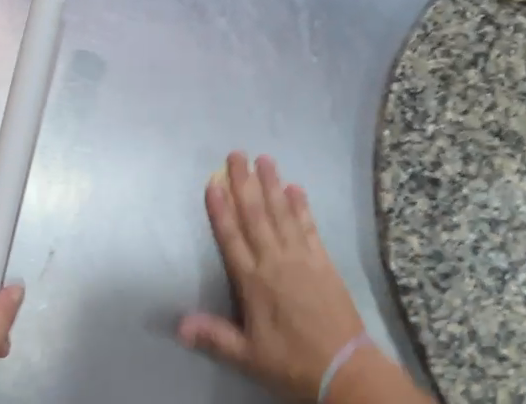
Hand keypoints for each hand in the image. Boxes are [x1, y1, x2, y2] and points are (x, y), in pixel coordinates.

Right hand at [179, 153, 365, 401]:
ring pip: (282, 214)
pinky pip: (309, 228)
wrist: (347, 371)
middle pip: (256, 216)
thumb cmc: (292, 363)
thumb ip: (215, 336)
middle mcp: (275, 262)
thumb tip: (179, 325)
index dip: (221, 209)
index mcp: (253, 282)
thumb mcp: (249, 356)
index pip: (232, 238)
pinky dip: (302, 207)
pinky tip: (296, 188)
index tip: (213, 182)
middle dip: (244, 183)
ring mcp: (302, 259)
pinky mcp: (324, 263)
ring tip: (264, 159)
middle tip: (236, 154)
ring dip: (272, 185)